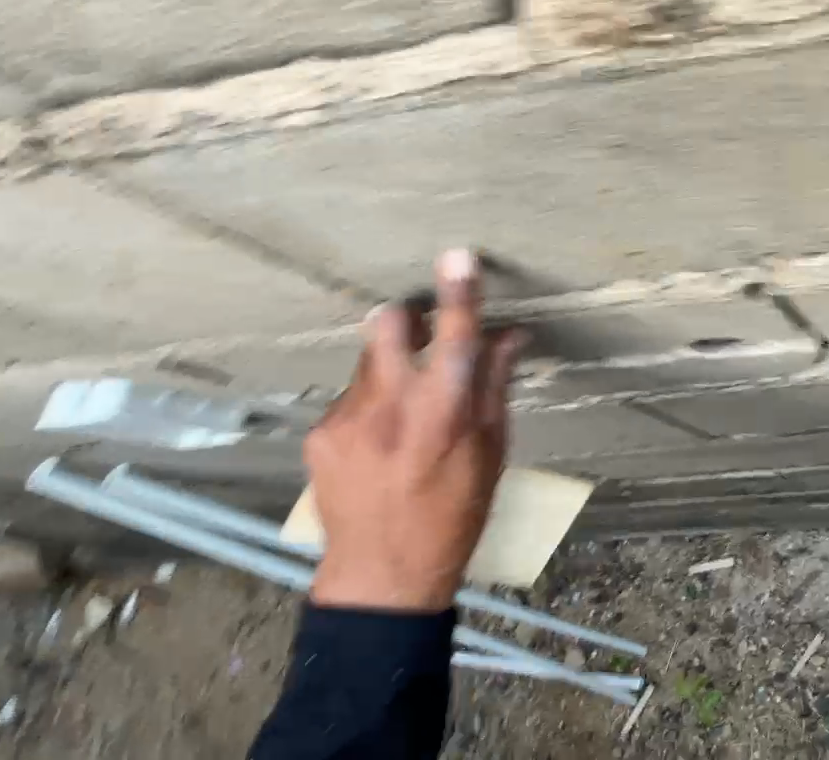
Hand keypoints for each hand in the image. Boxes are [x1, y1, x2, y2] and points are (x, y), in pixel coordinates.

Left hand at [305, 249, 522, 611]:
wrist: (383, 574)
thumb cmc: (457, 511)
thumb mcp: (492, 450)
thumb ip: (495, 385)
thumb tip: (510, 334)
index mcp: (445, 414)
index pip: (456, 339)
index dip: (460, 294)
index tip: (458, 254)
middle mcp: (390, 408)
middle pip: (387, 327)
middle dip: (407, 320)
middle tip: (423, 339)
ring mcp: (346, 420)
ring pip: (369, 361)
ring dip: (392, 367)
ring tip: (406, 412)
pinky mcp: (318, 434)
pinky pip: (351, 395)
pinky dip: (372, 401)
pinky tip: (381, 439)